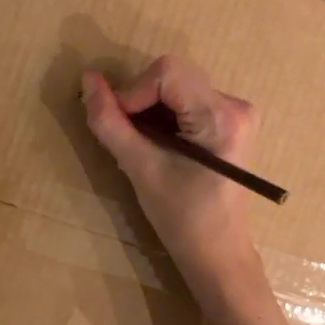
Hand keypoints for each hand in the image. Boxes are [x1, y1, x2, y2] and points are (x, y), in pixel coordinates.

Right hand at [82, 56, 258, 283]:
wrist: (217, 252)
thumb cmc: (181, 217)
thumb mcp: (139, 168)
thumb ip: (110, 122)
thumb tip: (88, 80)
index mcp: (222, 116)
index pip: (167, 72)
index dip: (133, 91)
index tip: (121, 125)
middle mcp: (236, 106)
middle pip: (173, 76)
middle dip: (140, 100)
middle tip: (128, 137)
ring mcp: (237, 113)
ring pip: (177, 87)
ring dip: (150, 110)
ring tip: (144, 146)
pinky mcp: (230, 122)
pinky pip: (187, 100)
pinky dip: (164, 116)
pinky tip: (160, 146)